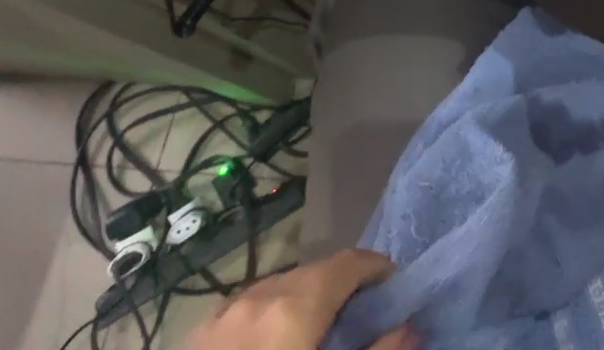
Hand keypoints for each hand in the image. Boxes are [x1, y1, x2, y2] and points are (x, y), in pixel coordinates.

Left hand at [187, 249, 414, 349]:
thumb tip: (408, 327)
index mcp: (294, 306)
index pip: (350, 262)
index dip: (379, 271)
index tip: (396, 296)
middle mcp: (257, 296)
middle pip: (315, 274)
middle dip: (343, 292)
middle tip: (362, 328)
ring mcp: (220, 316)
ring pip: (278, 291)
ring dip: (305, 305)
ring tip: (316, 344)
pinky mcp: (195, 338)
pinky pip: (245, 313)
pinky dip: (269, 321)